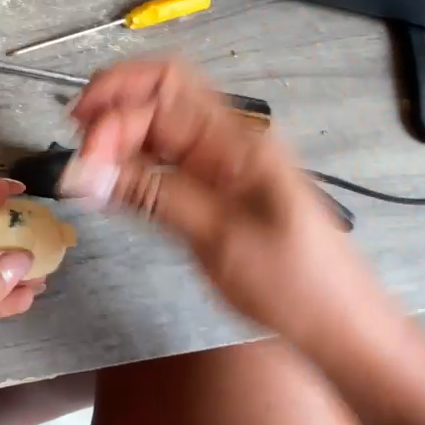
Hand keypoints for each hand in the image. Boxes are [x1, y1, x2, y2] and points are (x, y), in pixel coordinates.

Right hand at [64, 59, 395, 363]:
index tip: (86, 154)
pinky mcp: (211, 186)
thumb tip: (84, 170)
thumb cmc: (295, 285)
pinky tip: (110, 181)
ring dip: (115, 132)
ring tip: (87, 163)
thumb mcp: (219, 237)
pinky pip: (161, 155)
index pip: (162, 91)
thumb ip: (149, 195)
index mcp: (237, 139)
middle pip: (157, 91)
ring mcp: (218, 161)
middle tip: (77, 140)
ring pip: (155, 122)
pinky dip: (129, 160)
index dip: (115, 111)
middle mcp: (225, 139)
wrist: (347, 333)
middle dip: (110, 104)